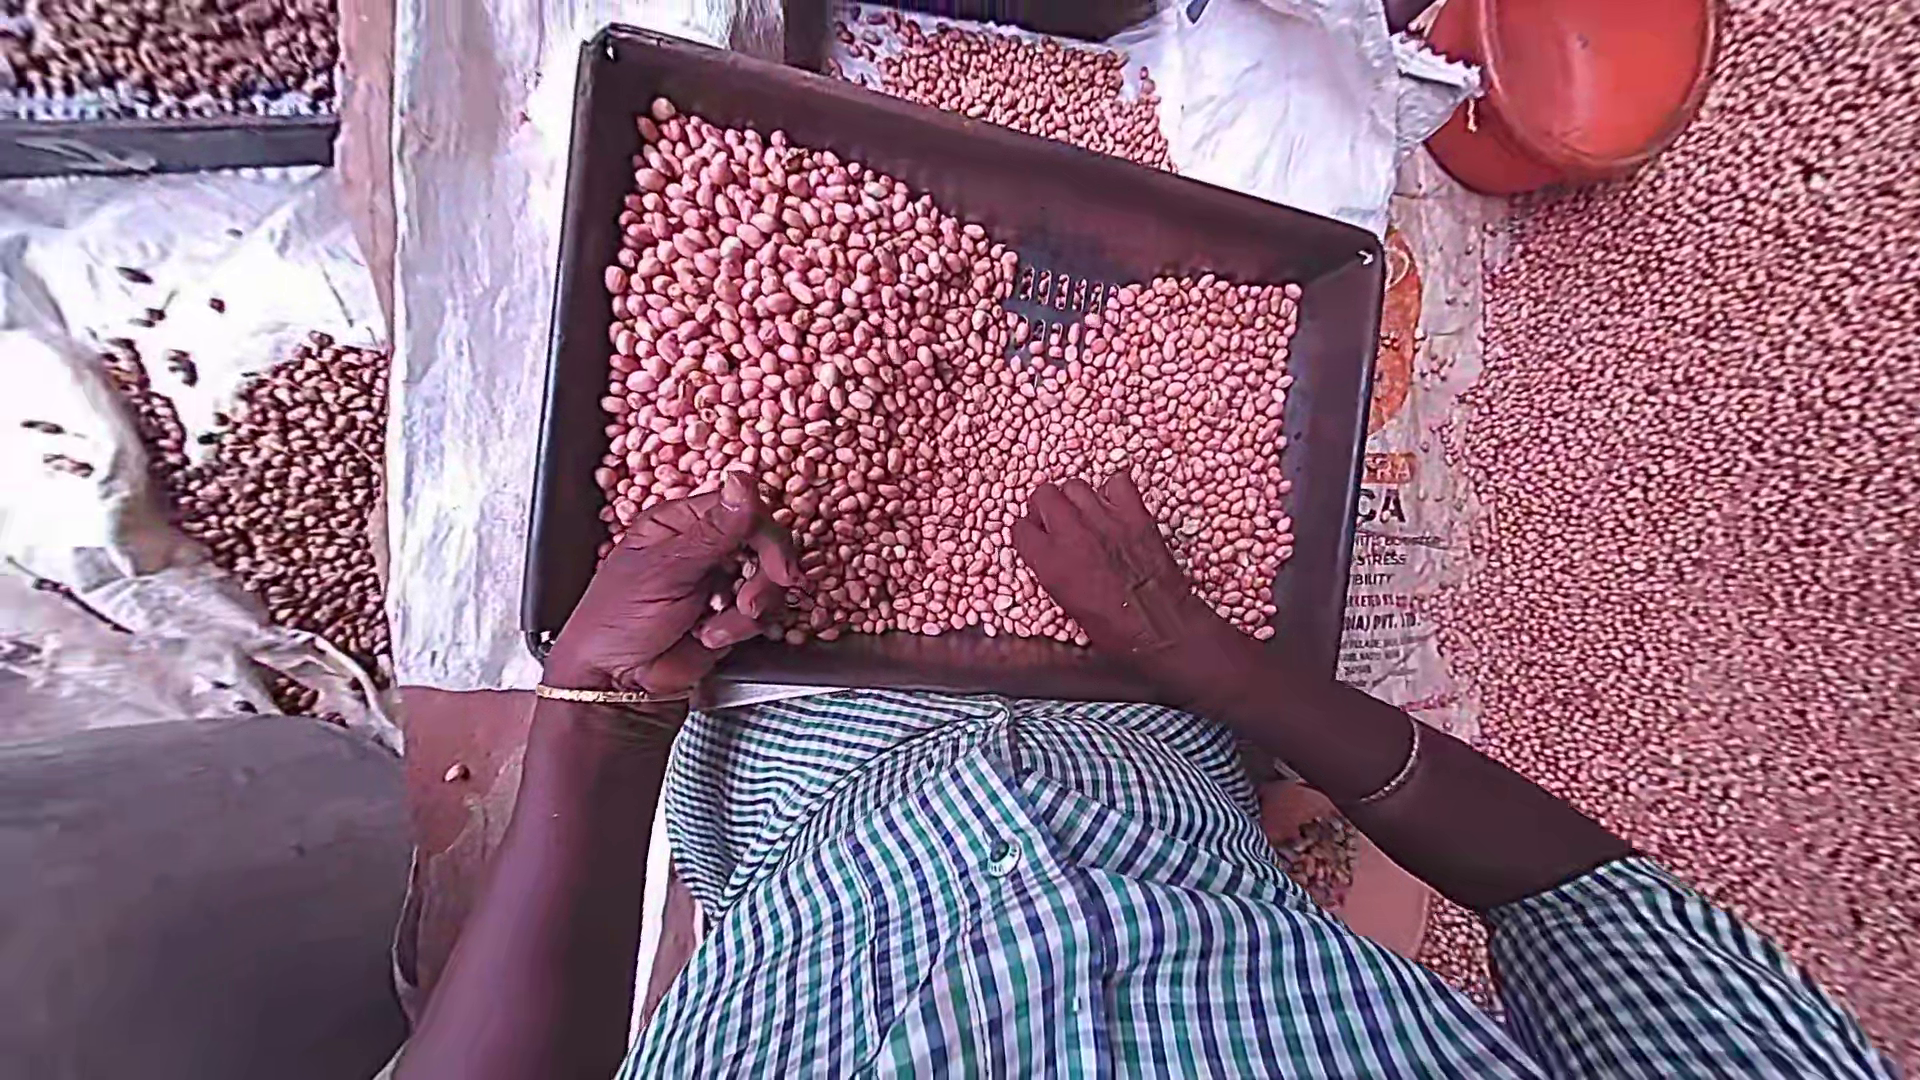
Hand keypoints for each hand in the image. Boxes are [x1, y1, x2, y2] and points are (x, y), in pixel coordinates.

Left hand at [544, 472, 798, 695]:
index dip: (764, 534)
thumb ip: (715, 530)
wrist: (617, 684)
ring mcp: (721, 580)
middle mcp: (707, 546)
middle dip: (764, 576)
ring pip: (769, 579)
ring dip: (750, 607)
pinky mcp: (733, 612)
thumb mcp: (667, 569)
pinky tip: (711, 636)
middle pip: (764, 544)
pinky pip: (763, 610)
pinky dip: (742, 627)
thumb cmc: (620, 621)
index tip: (777, 563)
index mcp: (682, 523)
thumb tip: (745, 480)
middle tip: (750, 602)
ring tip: (717, 626)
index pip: (743, 509)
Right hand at [1012, 470, 1257, 705]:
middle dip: (1045, 506)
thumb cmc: (1114, 628)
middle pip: (1043, 495)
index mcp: (1049, 562)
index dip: (1027, 532)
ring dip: (1075, 498)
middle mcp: (1071, 534)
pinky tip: (1114, 507)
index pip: (1020, 528)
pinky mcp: (1133, 513)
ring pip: (1074, 485)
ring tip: (1083, 513)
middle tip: (1054, 519)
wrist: (1159, 628)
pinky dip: (1113, 491)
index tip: (1035, 536)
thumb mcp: (1065, 602)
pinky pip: (1116, 482)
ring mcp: (1103, 519)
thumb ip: (1051, 569)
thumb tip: (1050, 554)